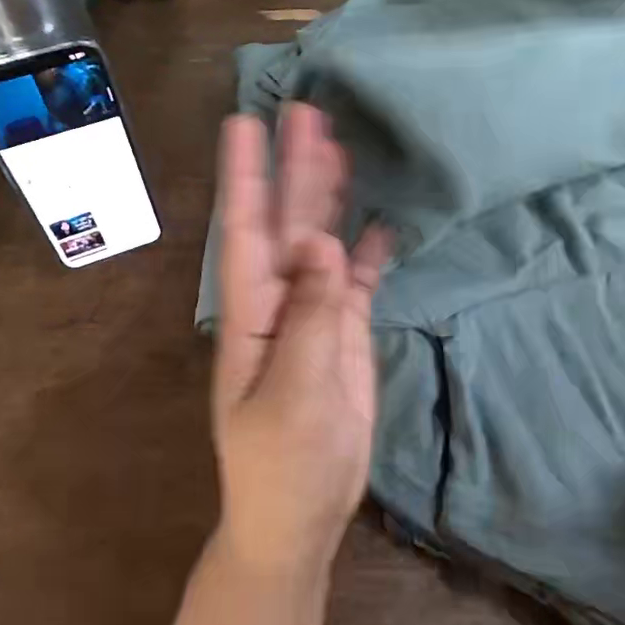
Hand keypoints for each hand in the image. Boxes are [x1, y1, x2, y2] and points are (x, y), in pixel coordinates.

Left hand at [212, 104, 390, 574]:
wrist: (303, 512)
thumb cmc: (280, 462)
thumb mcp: (291, 394)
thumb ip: (310, 317)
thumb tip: (321, 243)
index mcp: (252, 308)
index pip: (246, 229)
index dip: (246, 176)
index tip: (244, 124)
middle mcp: (280, 298)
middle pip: (288, 222)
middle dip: (295, 169)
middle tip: (308, 112)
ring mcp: (314, 312)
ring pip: (322, 241)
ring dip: (328, 197)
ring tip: (339, 146)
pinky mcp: (344, 331)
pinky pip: (356, 279)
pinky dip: (367, 251)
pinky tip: (380, 221)